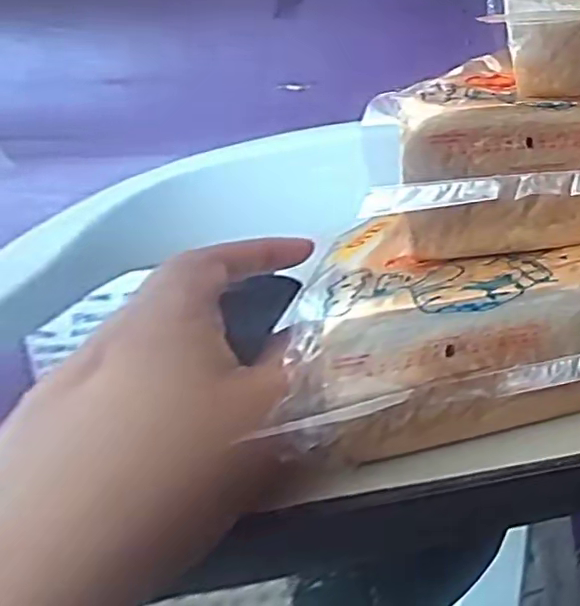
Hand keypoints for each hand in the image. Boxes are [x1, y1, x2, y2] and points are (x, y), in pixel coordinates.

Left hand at [0, 237, 312, 605]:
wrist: (39, 583)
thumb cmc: (174, 471)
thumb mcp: (269, 404)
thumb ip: (297, 355)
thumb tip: (308, 332)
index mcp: (154, 332)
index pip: (203, 262)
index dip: (259, 250)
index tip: (303, 253)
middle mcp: (92, 357)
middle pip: (164, 308)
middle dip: (226, 304)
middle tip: (276, 319)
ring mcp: (45, 410)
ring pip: (133, 357)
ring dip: (188, 354)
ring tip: (231, 385)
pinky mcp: (24, 456)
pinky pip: (104, 401)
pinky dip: (152, 397)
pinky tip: (174, 441)